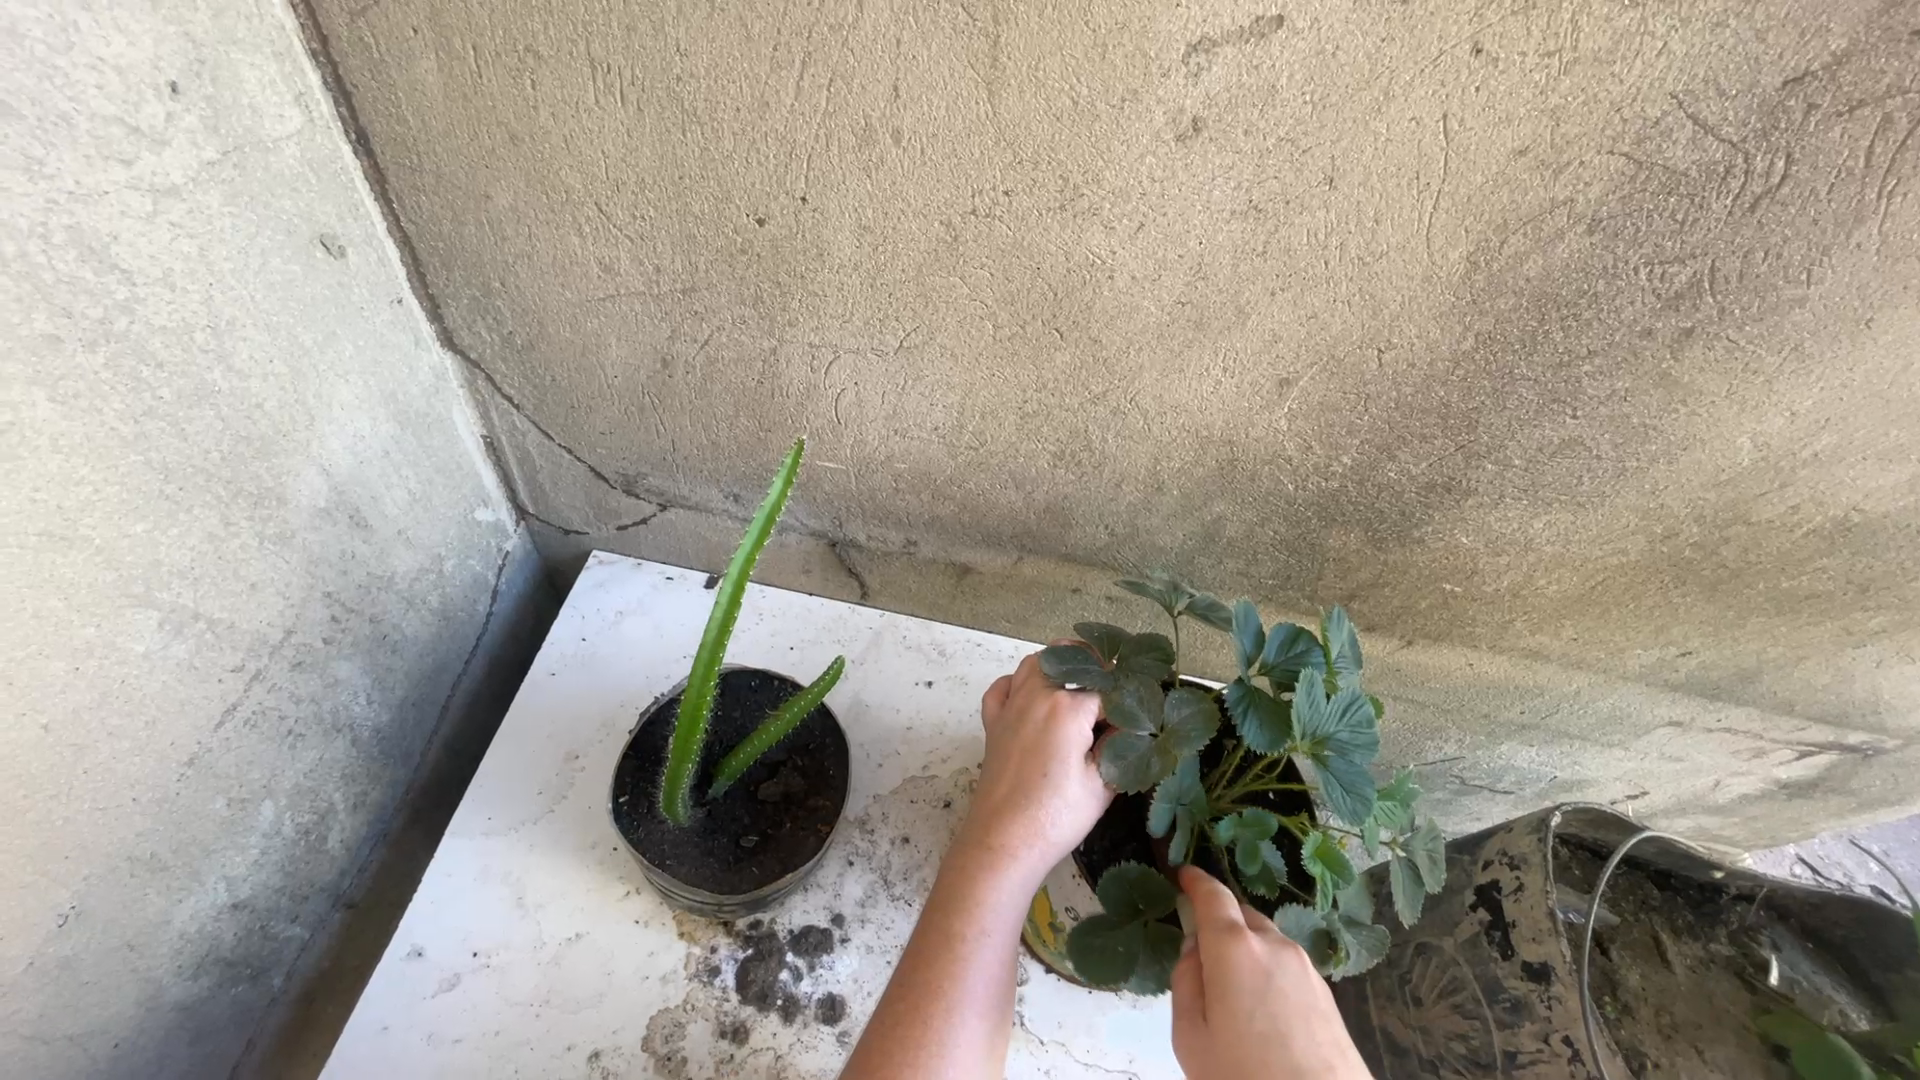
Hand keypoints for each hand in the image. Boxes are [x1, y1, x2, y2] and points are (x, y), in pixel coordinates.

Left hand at [956, 647, 1113, 886]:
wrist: (1003, 840)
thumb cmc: (1056, 815)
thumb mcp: (1102, 784)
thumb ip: (1118, 747)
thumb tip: (1127, 728)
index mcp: (1068, 708)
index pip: (1107, 689)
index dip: (1128, 697)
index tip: (1142, 705)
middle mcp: (1037, 696)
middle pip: (1067, 660)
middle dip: (1093, 664)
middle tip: (1114, 682)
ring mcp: (1011, 707)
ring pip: (1033, 664)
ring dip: (1056, 666)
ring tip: (1078, 682)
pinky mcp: (992, 724)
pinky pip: (1002, 688)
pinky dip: (1017, 683)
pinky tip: (1031, 696)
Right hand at [1171, 866, 1371, 1079]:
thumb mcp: (1191, 1036)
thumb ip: (1186, 981)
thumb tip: (1196, 950)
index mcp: (1234, 948)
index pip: (1213, 895)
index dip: (1196, 881)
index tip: (1184, 876)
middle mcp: (1274, 946)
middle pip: (1241, 916)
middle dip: (1220, 922)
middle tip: (1202, 953)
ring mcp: (1306, 970)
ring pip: (1266, 942)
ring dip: (1246, 950)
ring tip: (1233, 995)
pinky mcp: (1328, 997)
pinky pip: (1287, 968)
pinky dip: (1269, 973)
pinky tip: (1265, 1015)